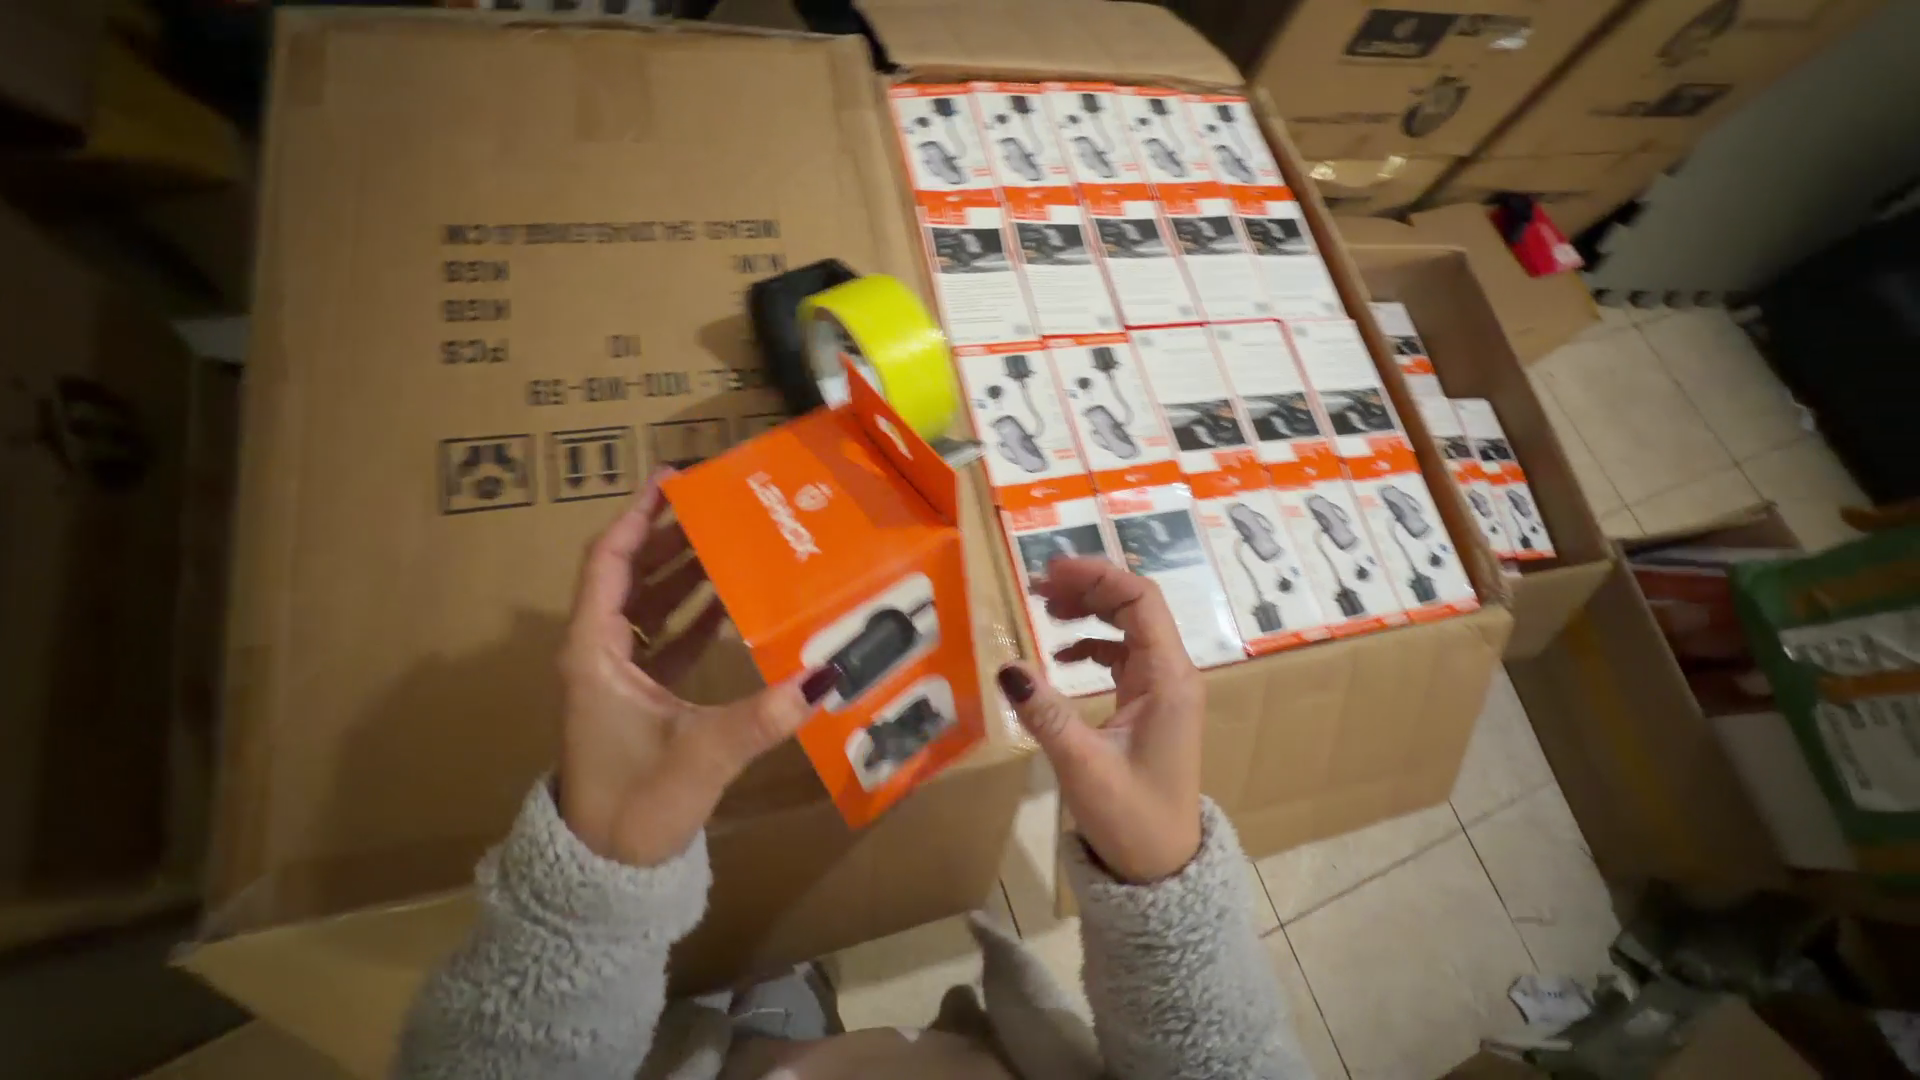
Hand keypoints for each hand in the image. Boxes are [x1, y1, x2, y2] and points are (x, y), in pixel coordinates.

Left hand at [557, 470, 834, 867]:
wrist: (602, 869)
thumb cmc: (634, 805)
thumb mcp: (700, 756)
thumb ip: (761, 717)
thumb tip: (825, 678)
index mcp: (594, 652)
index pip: (608, 564)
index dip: (635, 518)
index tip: (670, 481)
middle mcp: (600, 653)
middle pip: (629, 574)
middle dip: (667, 536)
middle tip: (714, 503)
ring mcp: (618, 675)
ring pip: (647, 605)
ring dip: (681, 572)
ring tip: (727, 539)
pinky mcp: (640, 696)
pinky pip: (665, 638)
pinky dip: (694, 616)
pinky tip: (731, 603)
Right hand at [995, 556, 1203, 883]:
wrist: (1162, 868)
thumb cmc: (1130, 818)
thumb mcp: (1081, 765)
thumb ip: (1045, 713)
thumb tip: (1005, 667)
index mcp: (1168, 678)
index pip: (1140, 600)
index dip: (1098, 575)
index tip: (1051, 570)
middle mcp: (1171, 673)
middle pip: (1135, 605)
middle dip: (1088, 586)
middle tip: (1037, 584)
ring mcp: (1162, 687)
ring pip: (1128, 626)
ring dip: (1089, 609)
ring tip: (1044, 607)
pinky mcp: (1148, 703)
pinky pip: (1123, 653)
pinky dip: (1092, 641)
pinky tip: (1062, 651)